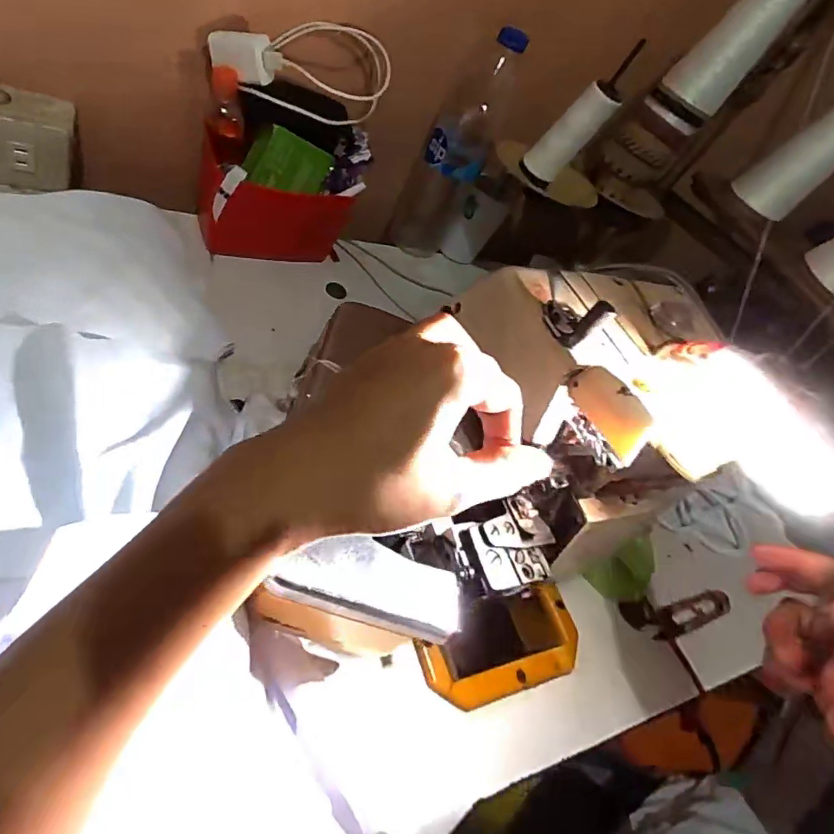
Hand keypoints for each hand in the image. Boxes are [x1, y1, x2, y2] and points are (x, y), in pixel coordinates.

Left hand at [231, 313, 552, 544]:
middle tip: (482, 449)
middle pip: (478, 363)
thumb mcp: (450, 489)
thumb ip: (504, 473)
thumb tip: (541, 463)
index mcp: (454, 368)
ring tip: (456, 422)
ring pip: (445, 347)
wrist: (292, 480)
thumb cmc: (376, 486)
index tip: (501, 469)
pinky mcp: (364, 361)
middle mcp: (425, 344)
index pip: (504, 392)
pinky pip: (413, 353)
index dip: (511, 434)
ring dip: (461, 380)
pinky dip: (429, 375)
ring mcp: (390, 348)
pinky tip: (416, 416)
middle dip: (489, 405)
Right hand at [747, 545, 833, 833]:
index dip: (800, 562)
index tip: (757, 556)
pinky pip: (797, 668)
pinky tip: (784, 686)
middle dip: (783, 597)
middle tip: (751, 593)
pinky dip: (782, 668)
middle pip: (813, 603)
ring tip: (788, 672)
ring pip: (800, 634)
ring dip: (782, 641)